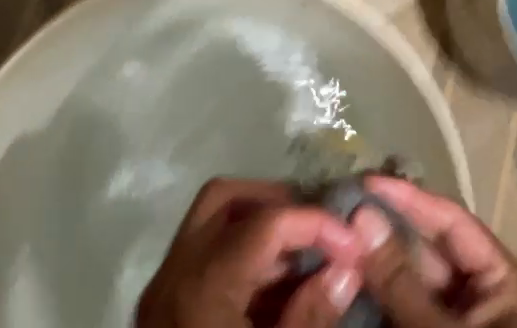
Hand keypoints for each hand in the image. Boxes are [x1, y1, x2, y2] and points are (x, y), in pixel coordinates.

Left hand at [137, 178, 364, 327]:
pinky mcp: (162, 309)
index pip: (263, 222)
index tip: (354, 243)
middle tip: (323, 230)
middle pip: (224, 201)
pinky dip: (242, 253)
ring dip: (261, 225)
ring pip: (210, 223)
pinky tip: (280, 282)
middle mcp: (172, 276)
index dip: (315, 222)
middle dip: (279, 203)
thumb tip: (344, 270)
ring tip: (308, 254)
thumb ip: (312, 317)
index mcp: (202, 290)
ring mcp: (162, 291)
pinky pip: (202, 255)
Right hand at [353, 177, 516, 327]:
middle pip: (431, 250)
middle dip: (385, 232)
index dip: (409, 199)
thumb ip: (399, 278)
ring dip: (377, 265)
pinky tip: (346, 284)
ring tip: (334, 240)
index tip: (363, 182)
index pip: (453, 222)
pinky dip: (380, 298)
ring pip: (414, 281)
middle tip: (337, 212)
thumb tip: (362, 213)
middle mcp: (487, 295)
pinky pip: (407, 310)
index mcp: (506, 282)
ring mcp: (463, 323)